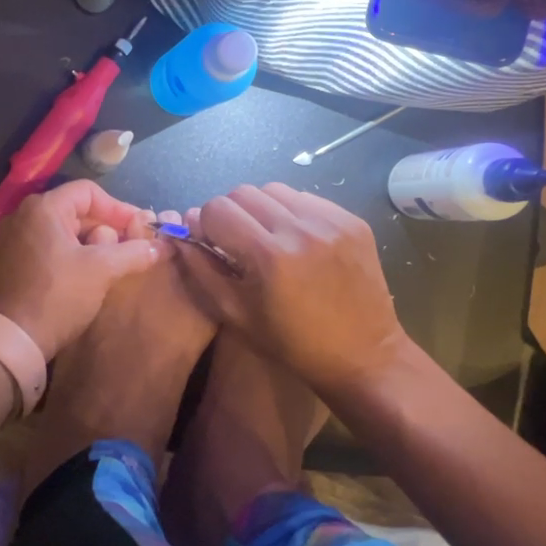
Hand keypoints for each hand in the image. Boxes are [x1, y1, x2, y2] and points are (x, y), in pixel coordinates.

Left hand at [0, 179, 161, 358]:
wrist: (11, 338)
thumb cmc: (58, 295)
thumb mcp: (102, 270)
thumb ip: (133, 252)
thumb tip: (158, 246)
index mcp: (42, 207)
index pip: (88, 192)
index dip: (118, 208)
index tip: (139, 229)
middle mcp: (22, 215)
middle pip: (74, 211)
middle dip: (105, 228)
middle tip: (128, 250)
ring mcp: (12, 239)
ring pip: (61, 232)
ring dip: (89, 245)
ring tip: (110, 266)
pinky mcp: (9, 262)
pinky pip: (47, 248)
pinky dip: (69, 256)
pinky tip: (85, 277)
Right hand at [174, 182, 412, 394]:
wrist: (363, 355)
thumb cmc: (290, 342)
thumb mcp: (234, 312)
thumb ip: (201, 267)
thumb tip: (183, 229)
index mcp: (269, 255)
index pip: (217, 208)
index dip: (206, 224)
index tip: (211, 244)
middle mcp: (300, 228)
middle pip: (242, 192)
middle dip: (230, 214)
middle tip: (237, 242)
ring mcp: (331, 221)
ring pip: (273, 190)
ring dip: (260, 209)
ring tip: (267, 239)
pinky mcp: (352, 220)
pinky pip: (305, 199)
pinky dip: (290, 213)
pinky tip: (296, 241)